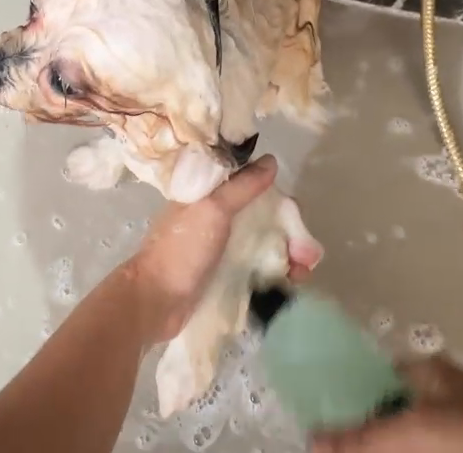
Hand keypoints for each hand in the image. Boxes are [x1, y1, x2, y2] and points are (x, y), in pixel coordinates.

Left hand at [118, 155, 297, 341]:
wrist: (155, 301)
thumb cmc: (182, 249)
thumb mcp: (213, 210)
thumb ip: (242, 185)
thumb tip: (271, 160)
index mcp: (211, 193)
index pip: (253, 184)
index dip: (278, 196)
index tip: (294, 213)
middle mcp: (219, 215)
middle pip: (265, 215)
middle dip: (290, 231)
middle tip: (307, 254)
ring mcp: (223, 245)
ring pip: (265, 241)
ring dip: (289, 254)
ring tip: (303, 273)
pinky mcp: (226, 272)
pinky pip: (259, 265)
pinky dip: (278, 271)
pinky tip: (292, 283)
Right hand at [314, 356, 462, 452]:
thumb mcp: (415, 435)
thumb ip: (361, 437)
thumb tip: (311, 439)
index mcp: (430, 374)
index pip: (374, 378)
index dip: (347, 401)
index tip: (321, 426)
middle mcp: (446, 398)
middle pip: (392, 417)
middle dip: (365, 437)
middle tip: (337, 451)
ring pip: (416, 439)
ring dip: (387, 446)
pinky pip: (433, 447)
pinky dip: (415, 450)